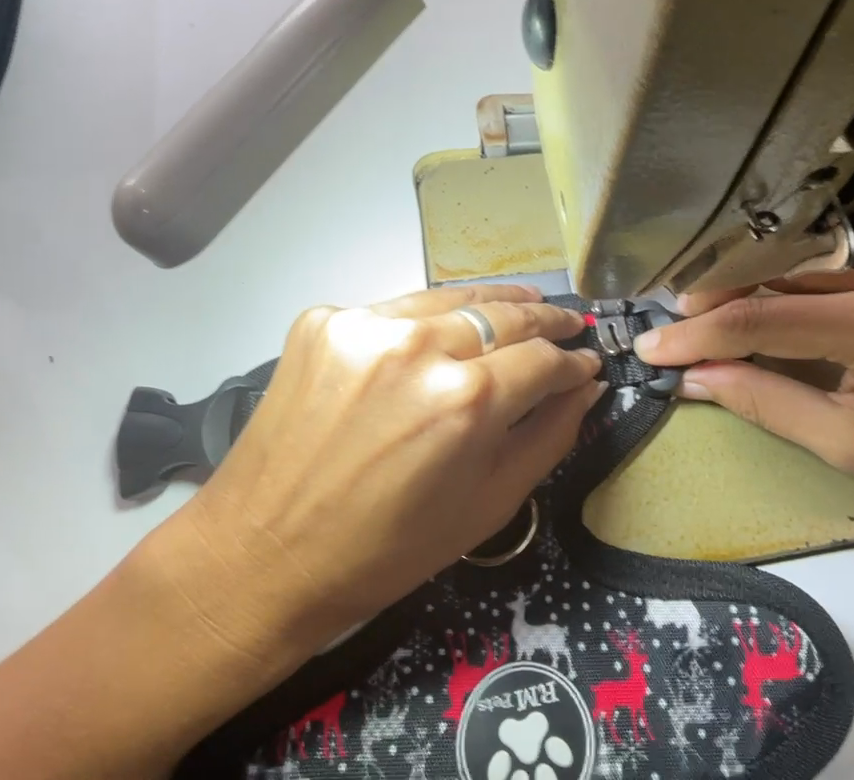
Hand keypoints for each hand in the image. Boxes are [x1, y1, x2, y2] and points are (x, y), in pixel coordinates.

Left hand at [163, 285, 603, 644]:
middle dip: (544, 318)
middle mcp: (418, 347)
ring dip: (492, 305)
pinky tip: (439, 335)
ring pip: (450, 300)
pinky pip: (395, 312)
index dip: (573, 360)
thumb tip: (585, 386)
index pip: (543, 358)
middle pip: (502, 314)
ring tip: (522, 305)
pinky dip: (426, 322)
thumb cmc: (388, 550)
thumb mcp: (489, 504)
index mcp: (466, 400)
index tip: (588, 360)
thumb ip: (549, 436)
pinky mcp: (323, 321)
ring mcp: (364, 326)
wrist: (265, 554)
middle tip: (568, 321)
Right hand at [639, 276, 853, 523]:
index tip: (648, 350)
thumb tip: (698, 380)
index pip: (754, 320)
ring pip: (793, 271)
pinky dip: (780, 294)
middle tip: (665, 332)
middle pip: (766, 281)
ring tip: (695, 322)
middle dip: (707, 304)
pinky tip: (755, 312)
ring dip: (740, 295)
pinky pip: (825, 275)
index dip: (693, 336)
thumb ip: (768, 403)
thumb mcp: (853, 443)